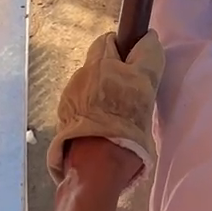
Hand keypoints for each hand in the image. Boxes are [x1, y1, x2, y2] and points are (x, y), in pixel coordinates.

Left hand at [47, 32, 163, 185]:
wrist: (94, 171)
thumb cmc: (126, 132)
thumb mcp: (145, 91)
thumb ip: (147, 60)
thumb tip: (149, 40)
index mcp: (104, 64)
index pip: (111, 39)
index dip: (124, 48)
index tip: (134, 63)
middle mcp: (84, 72)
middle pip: (98, 57)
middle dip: (111, 66)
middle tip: (128, 88)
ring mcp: (70, 93)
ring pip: (88, 78)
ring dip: (98, 85)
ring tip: (113, 110)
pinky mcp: (62, 112)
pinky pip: (79, 97)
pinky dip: (88, 103)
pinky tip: (98, 123)